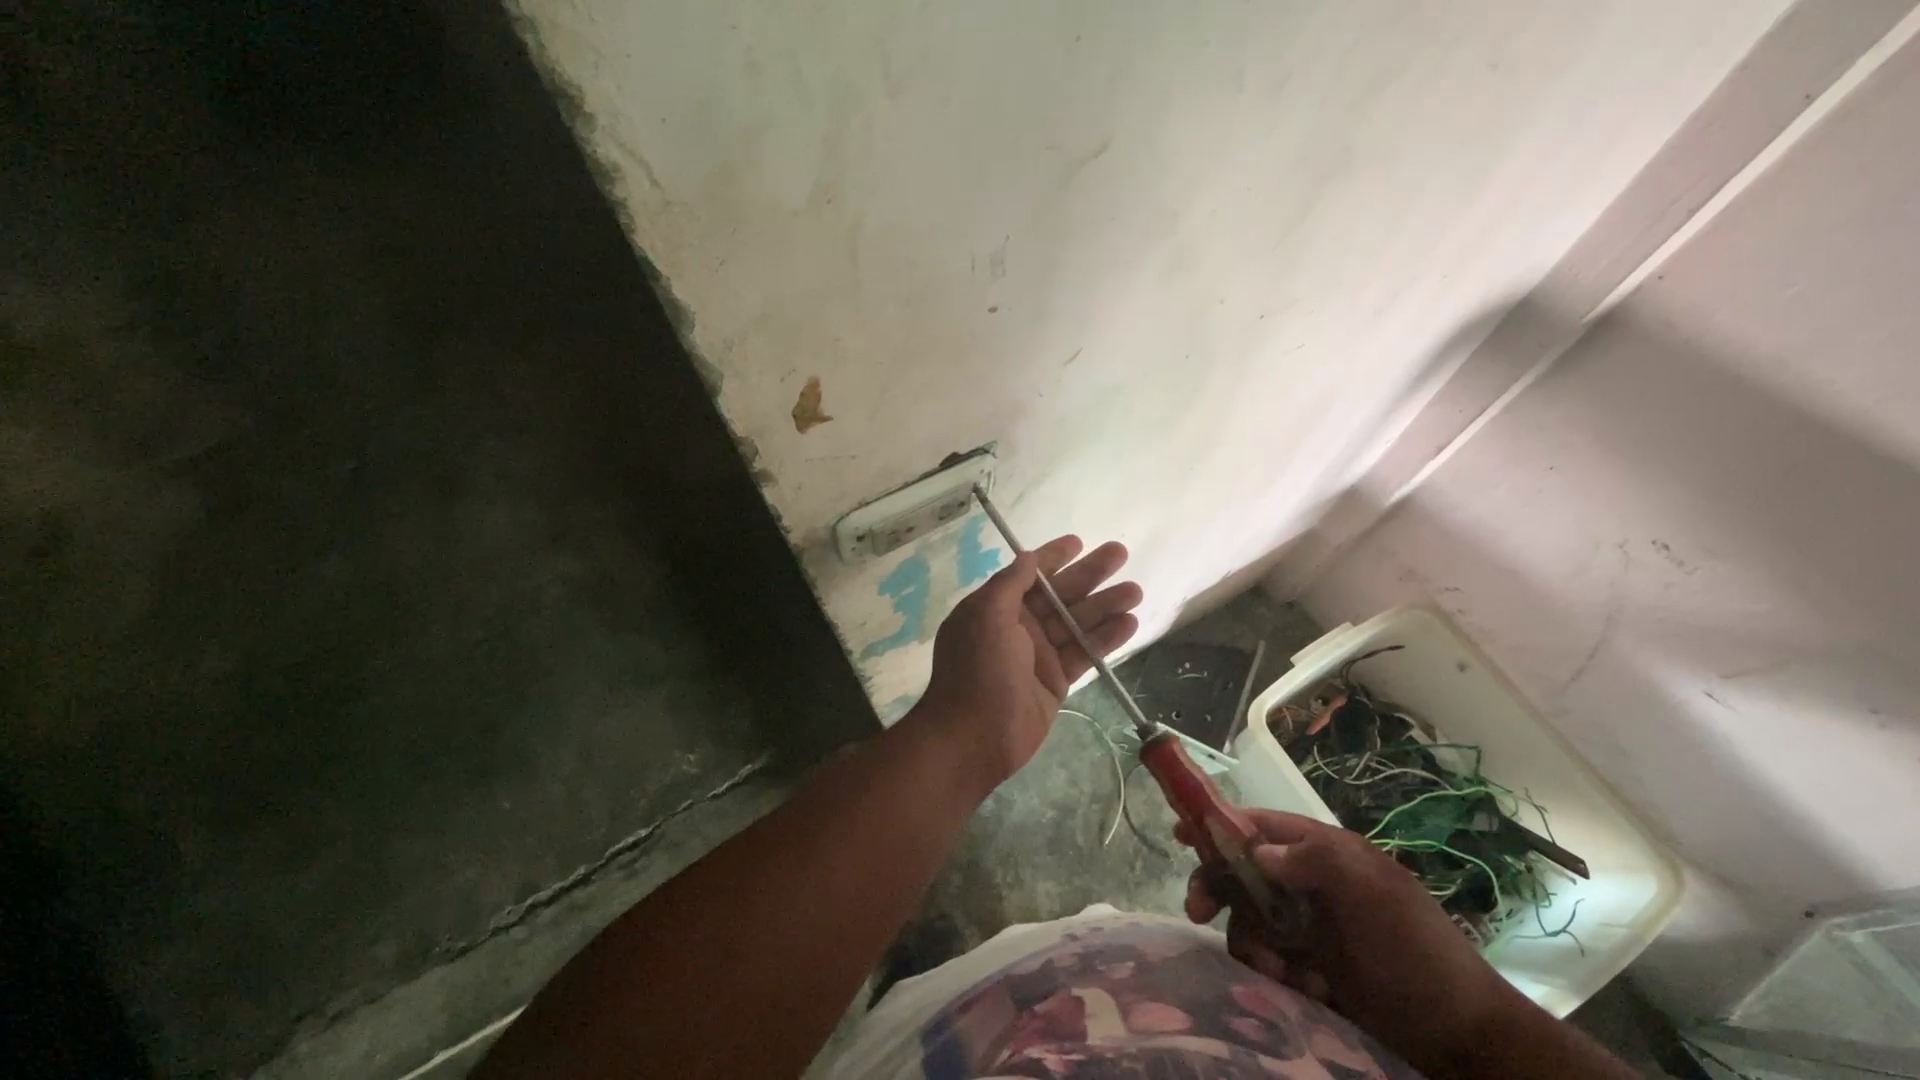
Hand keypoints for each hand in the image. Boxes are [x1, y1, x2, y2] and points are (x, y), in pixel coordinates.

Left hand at [910, 535, 1140, 786]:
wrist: (975, 736)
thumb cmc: (977, 669)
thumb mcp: (985, 616)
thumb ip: (1009, 585)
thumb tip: (1027, 559)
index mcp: (995, 608)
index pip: (1028, 574)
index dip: (1052, 558)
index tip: (1078, 542)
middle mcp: (1017, 627)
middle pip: (1059, 594)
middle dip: (1089, 574)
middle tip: (1121, 553)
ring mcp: (1038, 655)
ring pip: (1076, 622)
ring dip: (1105, 605)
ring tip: (1135, 590)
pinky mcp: (1056, 681)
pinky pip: (1084, 653)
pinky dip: (1105, 639)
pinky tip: (1129, 623)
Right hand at [1181, 808, 1523, 1073]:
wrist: (1459, 1038)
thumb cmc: (1416, 954)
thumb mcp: (1374, 894)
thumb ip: (1317, 860)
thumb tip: (1258, 851)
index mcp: (1329, 855)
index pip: (1265, 826)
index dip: (1222, 825)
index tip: (1182, 835)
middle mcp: (1313, 885)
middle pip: (1244, 873)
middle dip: (1219, 889)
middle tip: (1198, 912)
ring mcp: (1309, 929)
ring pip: (1248, 919)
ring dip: (1250, 941)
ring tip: (1276, 971)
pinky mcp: (1307, 969)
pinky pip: (1265, 959)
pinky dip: (1268, 971)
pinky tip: (1295, 988)